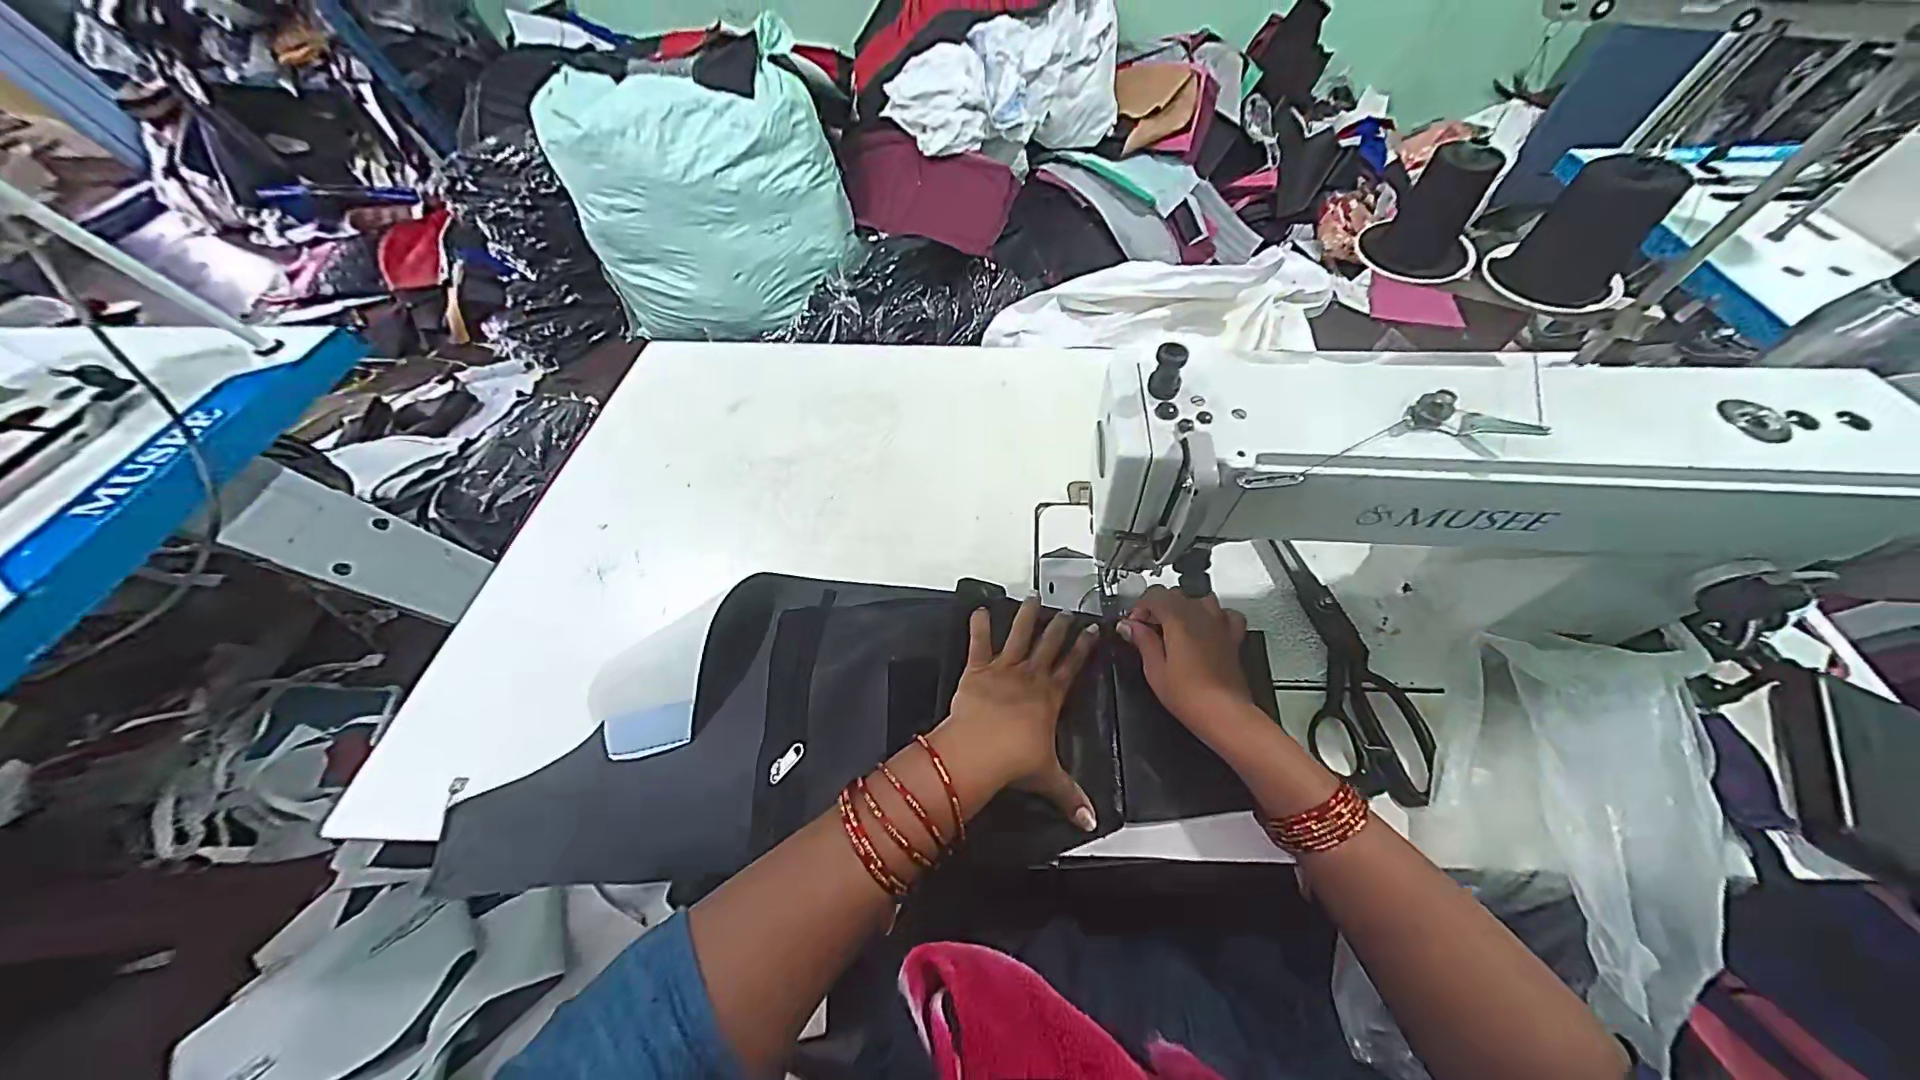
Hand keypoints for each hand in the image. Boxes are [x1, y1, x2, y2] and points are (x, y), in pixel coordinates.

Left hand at [936, 597, 1100, 831]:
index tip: (1091, 630)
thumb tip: (1091, 821)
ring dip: (1027, 617)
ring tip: (1033, 599)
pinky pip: (979, 643)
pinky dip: (978, 626)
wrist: (979, 750)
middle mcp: (1030, 676)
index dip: (1083, 647)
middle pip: (1049, 645)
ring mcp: (1003, 669)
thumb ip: (1071, 796)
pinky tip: (979, 610)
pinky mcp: (977, 669)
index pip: (1072, 666)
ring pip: (1019, 635)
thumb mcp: (1049, 777)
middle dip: (1060, 626)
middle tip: (1066, 611)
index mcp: (1050, 696)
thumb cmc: (1014, 760)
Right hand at [1118, 585, 1253, 735]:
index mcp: (1179, 619)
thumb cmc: (1191, 696)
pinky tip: (1204, 629)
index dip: (1139, 608)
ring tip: (1172, 630)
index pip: (1154, 595)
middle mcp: (1201, 615)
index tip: (1133, 624)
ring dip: (1183, 609)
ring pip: (1199, 600)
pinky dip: (1213, 617)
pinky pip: (1224, 615)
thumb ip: (1142, 641)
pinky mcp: (1233, 638)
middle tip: (1146, 631)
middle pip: (1174, 595)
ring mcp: (1220, 624)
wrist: (1224, 714)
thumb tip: (1130, 626)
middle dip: (1157, 608)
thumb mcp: (1154, 669)